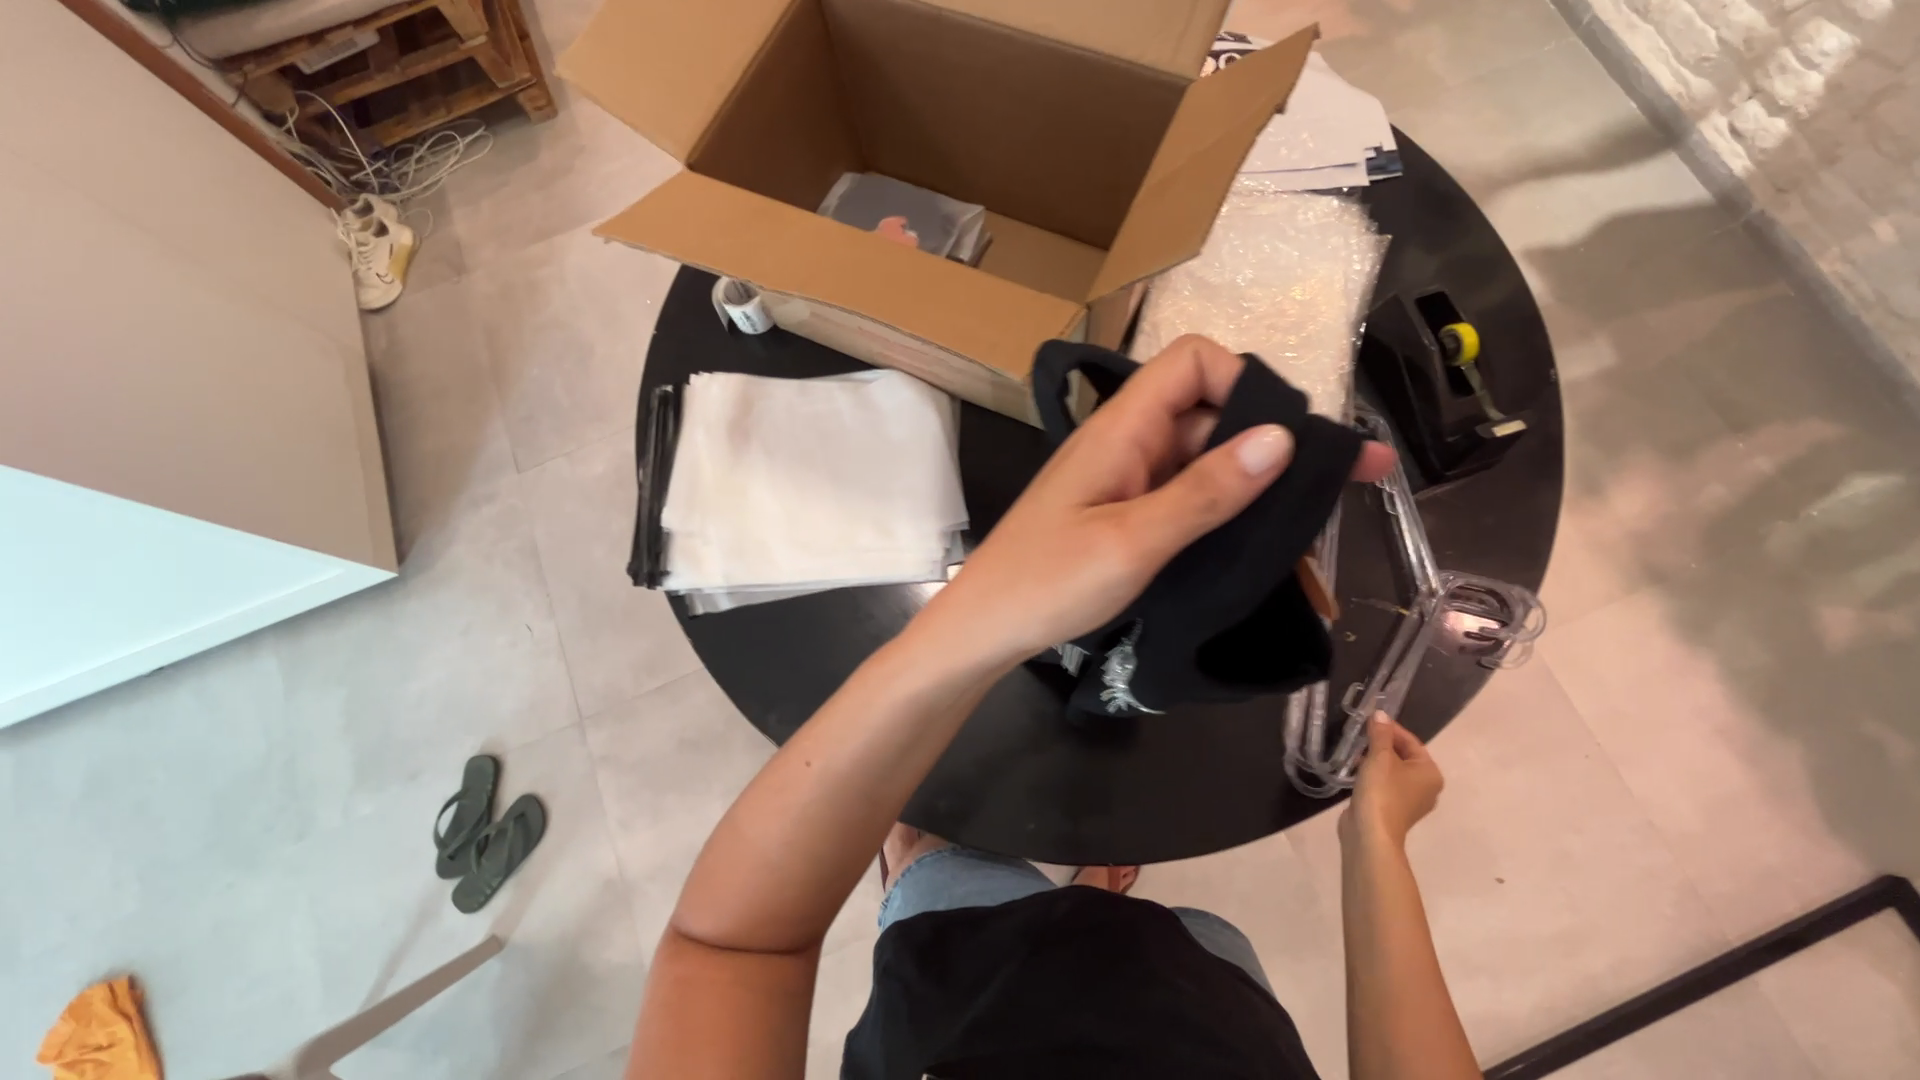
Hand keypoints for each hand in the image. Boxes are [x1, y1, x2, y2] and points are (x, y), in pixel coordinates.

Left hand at [923, 335, 1394, 664]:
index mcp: (1120, 430)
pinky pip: (1188, 503)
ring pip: (1206, 465)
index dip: (1242, 381)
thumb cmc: (1047, 583)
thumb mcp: (1133, 541)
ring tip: (1318, 537)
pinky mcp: (1126, 516)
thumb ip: (1204, 492)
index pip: (1191, 362)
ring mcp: (1127, 482)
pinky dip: (1228, 521)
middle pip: (1211, 415)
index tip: (1284, 436)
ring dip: (1259, 492)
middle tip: (1350, 484)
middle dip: (1275, 445)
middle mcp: (1127, 444)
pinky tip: (1272, 560)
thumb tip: (1279, 439)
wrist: (985, 629)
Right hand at [1341, 713, 1443, 849]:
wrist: (1371, 832)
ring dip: (1377, 759)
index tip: (1370, 720)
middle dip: (1383, 744)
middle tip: (1361, 734)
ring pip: (1394, 771)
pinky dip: (1375, 775)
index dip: (1391, 729)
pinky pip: (1387, 784)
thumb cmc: (1381, 791)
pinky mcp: (1395, 809)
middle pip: (1404, 756)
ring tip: (1356, 750)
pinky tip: (1357, 770)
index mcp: (1430, 773)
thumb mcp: (1379, 756)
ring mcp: (1412, 800)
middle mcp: (1427, 787)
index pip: (1412, 742)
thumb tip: (1380, 713)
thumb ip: (1380, 733)